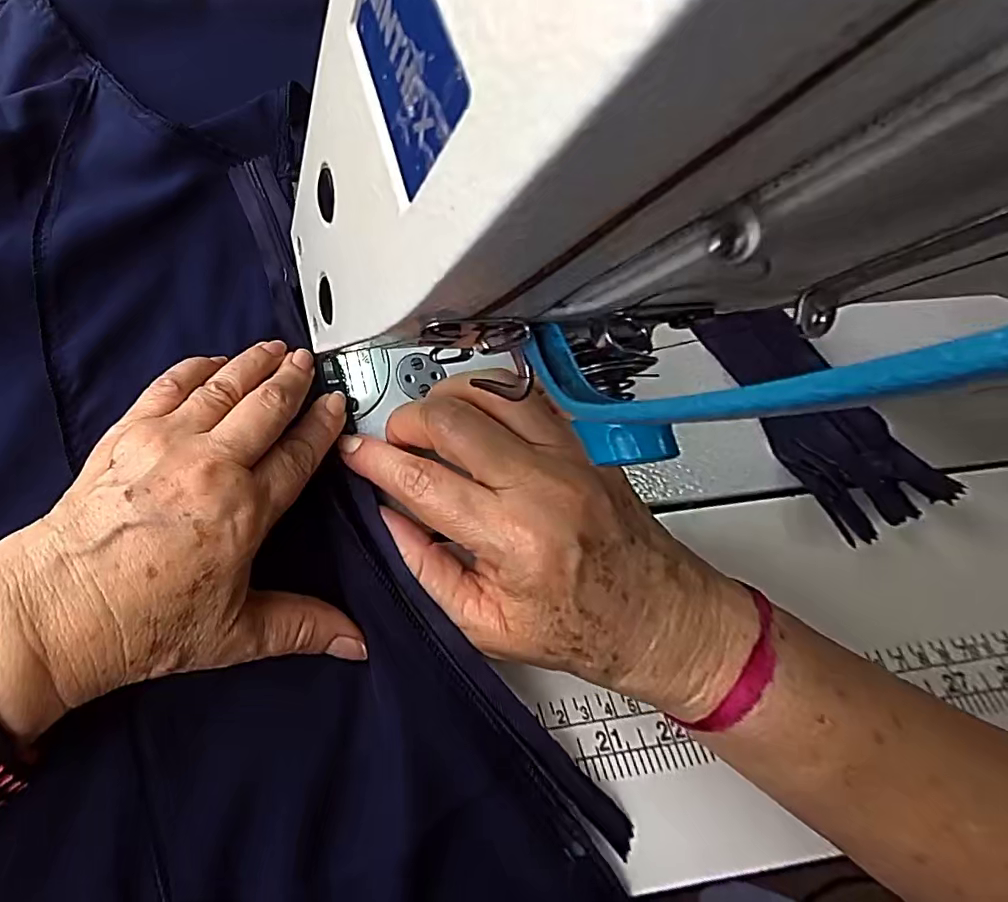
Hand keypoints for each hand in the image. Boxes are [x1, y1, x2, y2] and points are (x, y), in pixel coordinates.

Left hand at [0, 341, 365, 741]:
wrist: (64, 602)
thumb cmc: (142, 620)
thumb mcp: (234, 634)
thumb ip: (300, 627)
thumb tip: (353, 641)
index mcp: (243, 510)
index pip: (297, 455)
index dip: (320, 426)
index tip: (335, 406)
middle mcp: (208, 465)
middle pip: (264, 407)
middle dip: (291, 380)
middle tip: (308, 363)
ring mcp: (164, 442)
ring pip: (220, 387)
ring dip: (250, 364)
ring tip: (272, 350)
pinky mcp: (126, 433)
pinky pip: (167, 386)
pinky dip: (192, 368)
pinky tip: (208, 362)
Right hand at [337, 373, 757, 719]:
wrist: (670, 625)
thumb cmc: (586, 630)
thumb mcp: (481, 622)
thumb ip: (421, 566)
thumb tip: (385, 516)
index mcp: (514, 540)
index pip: (420, 479)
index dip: (371, 459)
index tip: (351, 451)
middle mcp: (544, 489)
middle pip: (447, 418)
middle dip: (402, 424)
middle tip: (394, 445)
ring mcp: (569, 460)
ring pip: (485, 392)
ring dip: (442, 402)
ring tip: (431, 429)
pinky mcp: (583, 447)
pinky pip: (525, 394)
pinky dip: (486, 395)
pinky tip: (472, 417)